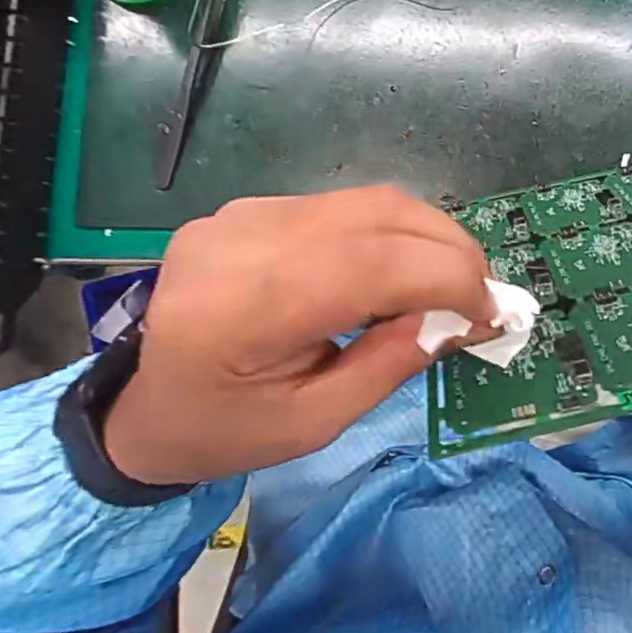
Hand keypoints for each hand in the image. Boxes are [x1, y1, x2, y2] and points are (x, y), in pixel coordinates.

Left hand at [103, 187, 497, 485]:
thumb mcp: (311, 422)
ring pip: (365, 202)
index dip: (447, 277)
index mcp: (246, 306)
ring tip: (449, 283)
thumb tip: (458, 317)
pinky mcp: (249, 208)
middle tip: (481, 296)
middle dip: (449, 249)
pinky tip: (397, 270)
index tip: (491, 313)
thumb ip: (388, 363)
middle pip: (376, 215)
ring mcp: (243, 213)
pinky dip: (387, 234)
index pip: (371, 262)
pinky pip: (339, 207)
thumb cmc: (222, 430)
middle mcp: (243, 238)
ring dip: (424, 236)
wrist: (139, 402)